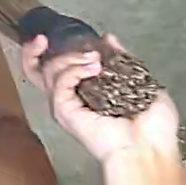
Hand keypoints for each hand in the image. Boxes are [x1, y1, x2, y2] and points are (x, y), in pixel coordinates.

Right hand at [21, 34, 181, 166]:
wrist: (149, 147)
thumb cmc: (151, 126)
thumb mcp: (142, 82)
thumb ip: (123, 60)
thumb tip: (108, 38)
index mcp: (86, 90)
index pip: (57, 69)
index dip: (48, 52)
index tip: (51, 37)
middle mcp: (71, 97)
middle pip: (38, 70)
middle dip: (33, 51)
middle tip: (44, 39)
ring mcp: (65, 104)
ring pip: (49, 71)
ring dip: (70, 58)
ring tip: (95, 60)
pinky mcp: (64, 111)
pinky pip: (60, 83)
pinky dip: (74, 69)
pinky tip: (94, 67)